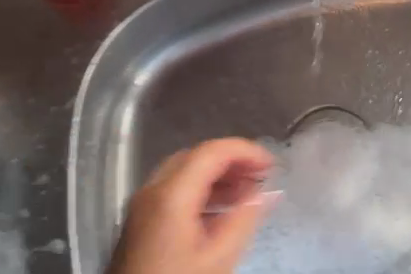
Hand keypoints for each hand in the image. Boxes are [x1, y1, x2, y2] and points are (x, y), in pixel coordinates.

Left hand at [108, 138, 278, 273]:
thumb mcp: (218, 260)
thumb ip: (245, 219)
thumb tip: (264, 192)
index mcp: (171, 194)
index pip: (213, 151)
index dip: (246, 151)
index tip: (271, 165)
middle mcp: (152, 190)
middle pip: (197, 157)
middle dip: (232, 161)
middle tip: (260, 177)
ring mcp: (141, 206)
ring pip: (183, 172)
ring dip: (216, 176)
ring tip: (245, 194)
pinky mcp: (138, 223)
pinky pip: (172, 191)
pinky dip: (199, 191)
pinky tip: (218, 212)